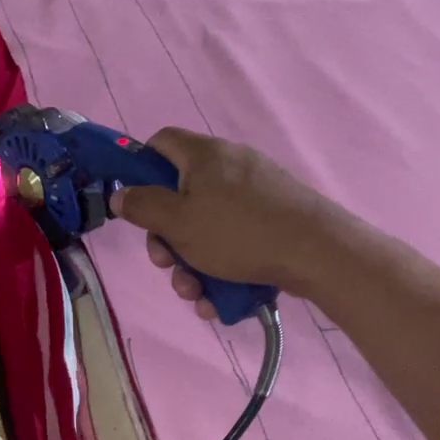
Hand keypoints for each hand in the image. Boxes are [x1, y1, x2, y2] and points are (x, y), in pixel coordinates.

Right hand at [109, 127, 350, 316]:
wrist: (319, 253)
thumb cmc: (238, 232)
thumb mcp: (177, 222)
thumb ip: (141, 206)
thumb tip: (121, 193)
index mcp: (204, 156)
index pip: (161, 142)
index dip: (140, 167)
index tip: (136, 203)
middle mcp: (230, 166)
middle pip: (179, 195)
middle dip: (166, 237)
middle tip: (165, 263)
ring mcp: (254, 192)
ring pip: (204, 226)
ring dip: (190, 263)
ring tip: (195, 293)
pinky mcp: (272, 217)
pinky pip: (232, 239)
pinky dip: (219, 267)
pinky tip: (216, 298)